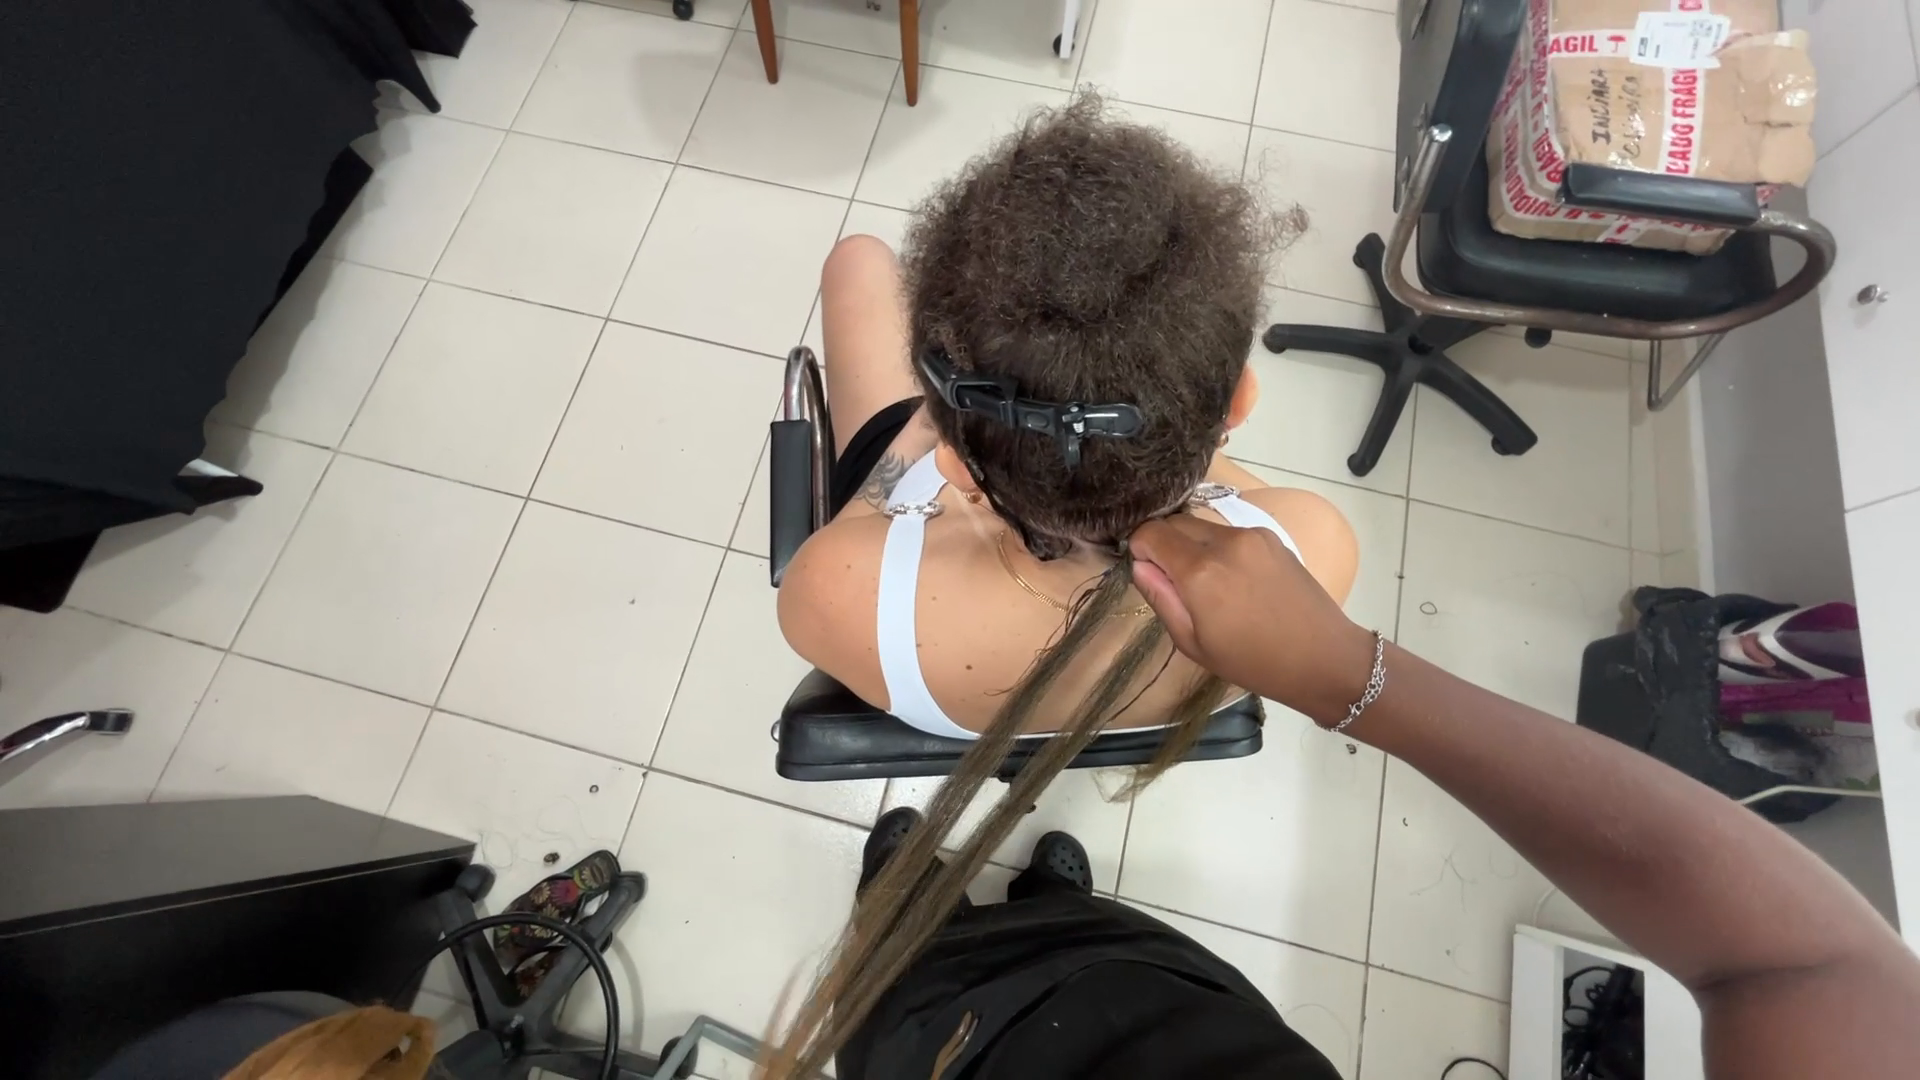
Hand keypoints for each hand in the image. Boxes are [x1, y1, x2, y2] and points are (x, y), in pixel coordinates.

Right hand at [1129, 515, 1375, 725]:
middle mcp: (1224, 543)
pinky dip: (1216, 547)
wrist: (1323, 658)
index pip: (1150, 533)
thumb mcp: (1192, 643)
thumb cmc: (1252, 662)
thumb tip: (1139, 566)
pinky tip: (1232, 578)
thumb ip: (1160, 598)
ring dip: (1190, 544)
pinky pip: (1227, 532)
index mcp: (1200, 572)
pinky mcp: (1270, 537)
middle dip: (1163, 543)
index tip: (1146, 571)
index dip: (1139, 548)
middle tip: (1171, 579)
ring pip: (1200, 524)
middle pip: (1174, 522)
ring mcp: (1250, 535)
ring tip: (1205, 582)